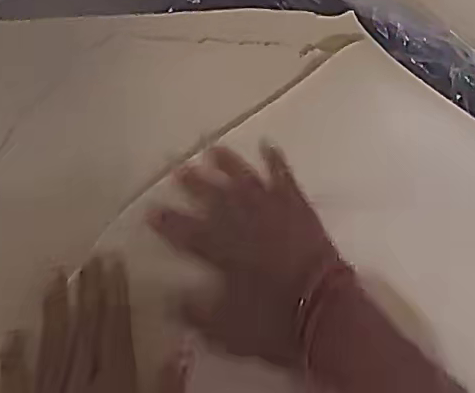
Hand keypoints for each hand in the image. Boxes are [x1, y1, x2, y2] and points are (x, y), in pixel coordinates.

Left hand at [0, 255, 190, 392]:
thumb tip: (179, 350)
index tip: (114, 259)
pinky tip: (12, 335)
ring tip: (54, 276)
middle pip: (85, 330)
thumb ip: (166, 391)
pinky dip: (12, 361)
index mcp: (114, 383)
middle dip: (89, 291)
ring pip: (52, 348)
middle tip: (90, 257)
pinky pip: (16, 387)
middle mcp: (80, 385)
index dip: (116, 292)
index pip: (115, 327)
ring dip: (53, 312)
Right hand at [149, 142, 341, 367]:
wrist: (323, 307)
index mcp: (224, 252)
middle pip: (214, 198)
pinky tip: (267, 145)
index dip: (169, 221)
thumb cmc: (274, 322)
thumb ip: (198, 312)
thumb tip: (173, 296)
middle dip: (194, 183)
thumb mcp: (227, 329)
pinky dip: (274, 158)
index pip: (188, 233)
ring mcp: (273, 207)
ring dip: (229, 163)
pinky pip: (283, 174)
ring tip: (214, 148)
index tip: (152, 208)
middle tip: (179, 167)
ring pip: (245, 179)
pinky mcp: (297, 203)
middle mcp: (245, 222)